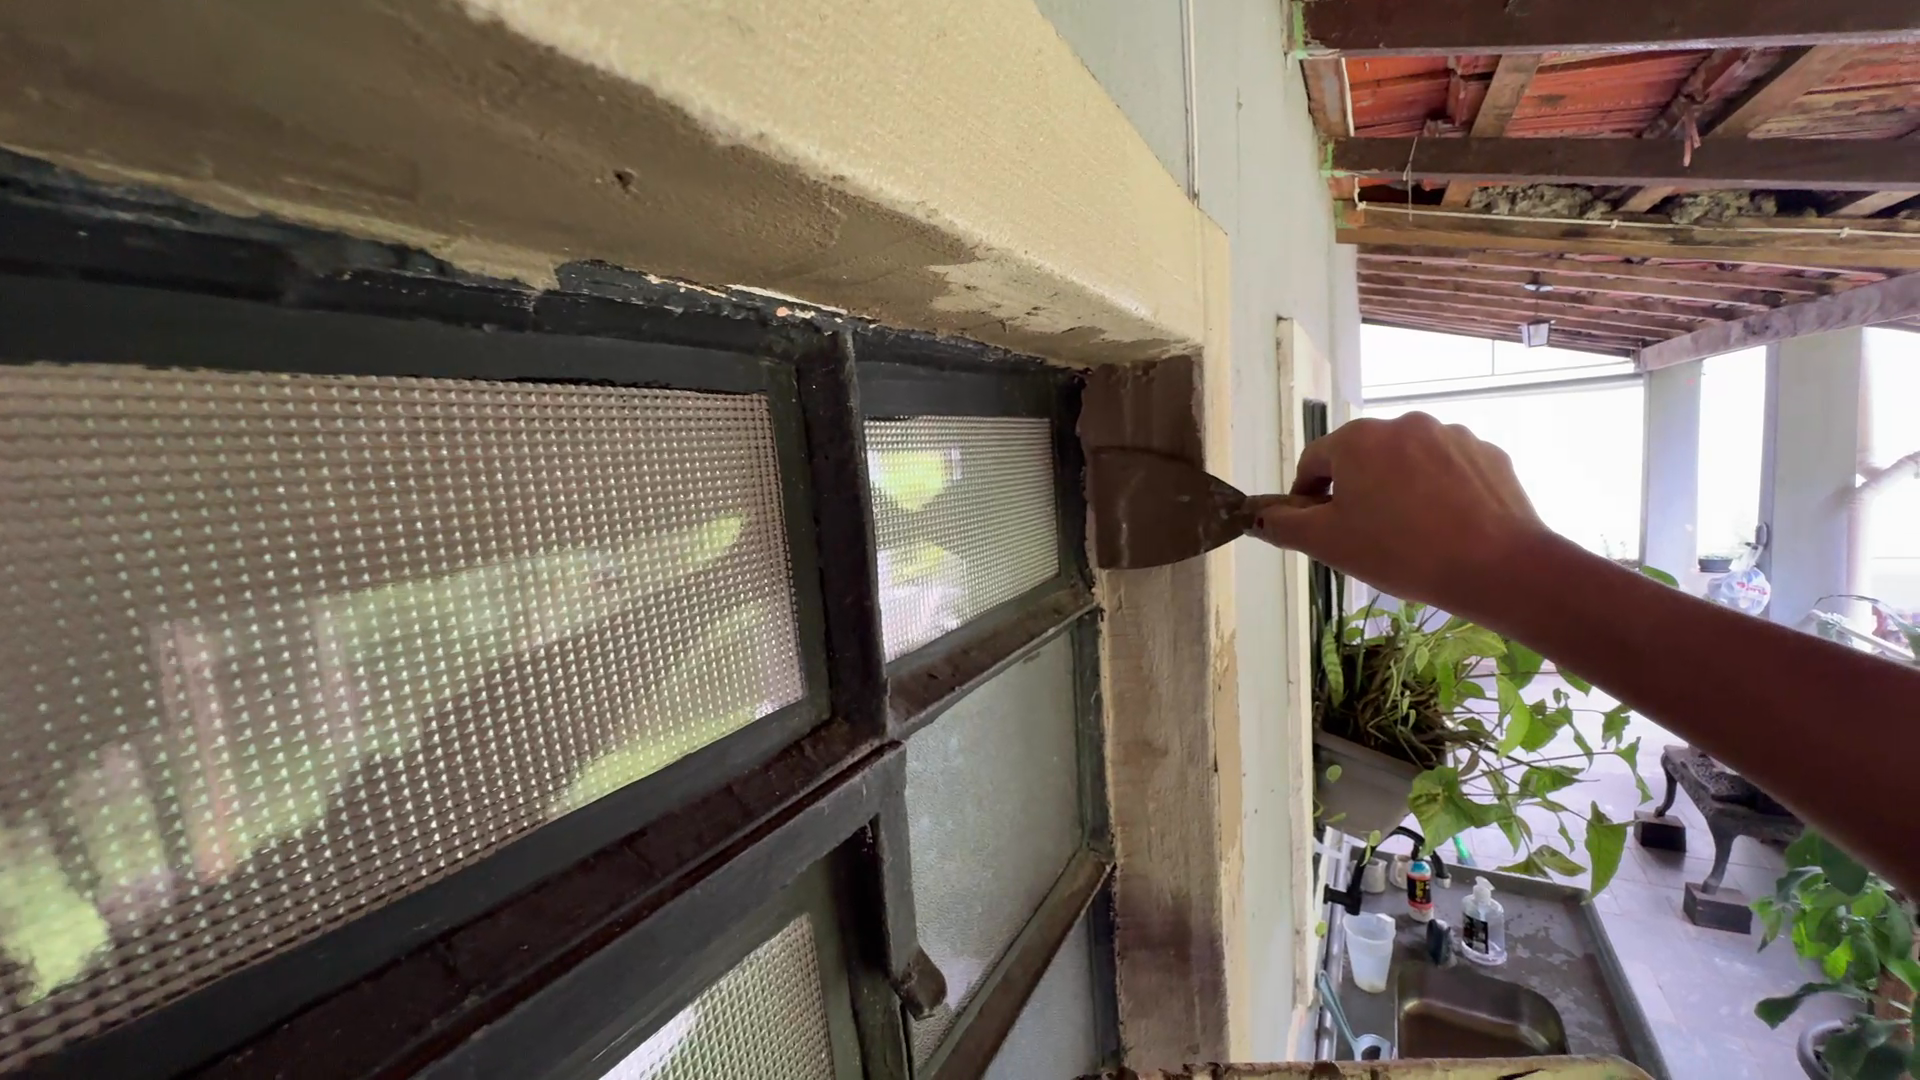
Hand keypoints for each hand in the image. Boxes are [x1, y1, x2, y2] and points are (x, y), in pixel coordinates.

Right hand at [1247, 413, 1554, 621]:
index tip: (1317, 529)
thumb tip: (1257, 517)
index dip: (1305, 497)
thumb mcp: (1325, 543)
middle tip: (1362, 535)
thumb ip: (1282, 526)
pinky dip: (1435, 491)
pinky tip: (1442, 525)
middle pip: (1359, 458)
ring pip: (1403, 462)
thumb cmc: (1398, 551)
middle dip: (1354, 491)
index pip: (1312, 462)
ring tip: (1407, 532)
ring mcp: (1450, 435)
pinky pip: (1445, 469)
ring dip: (1394, 488)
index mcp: (1357, 440)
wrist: (1498, 567)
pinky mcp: (1487, 454)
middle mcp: (1402, 424)